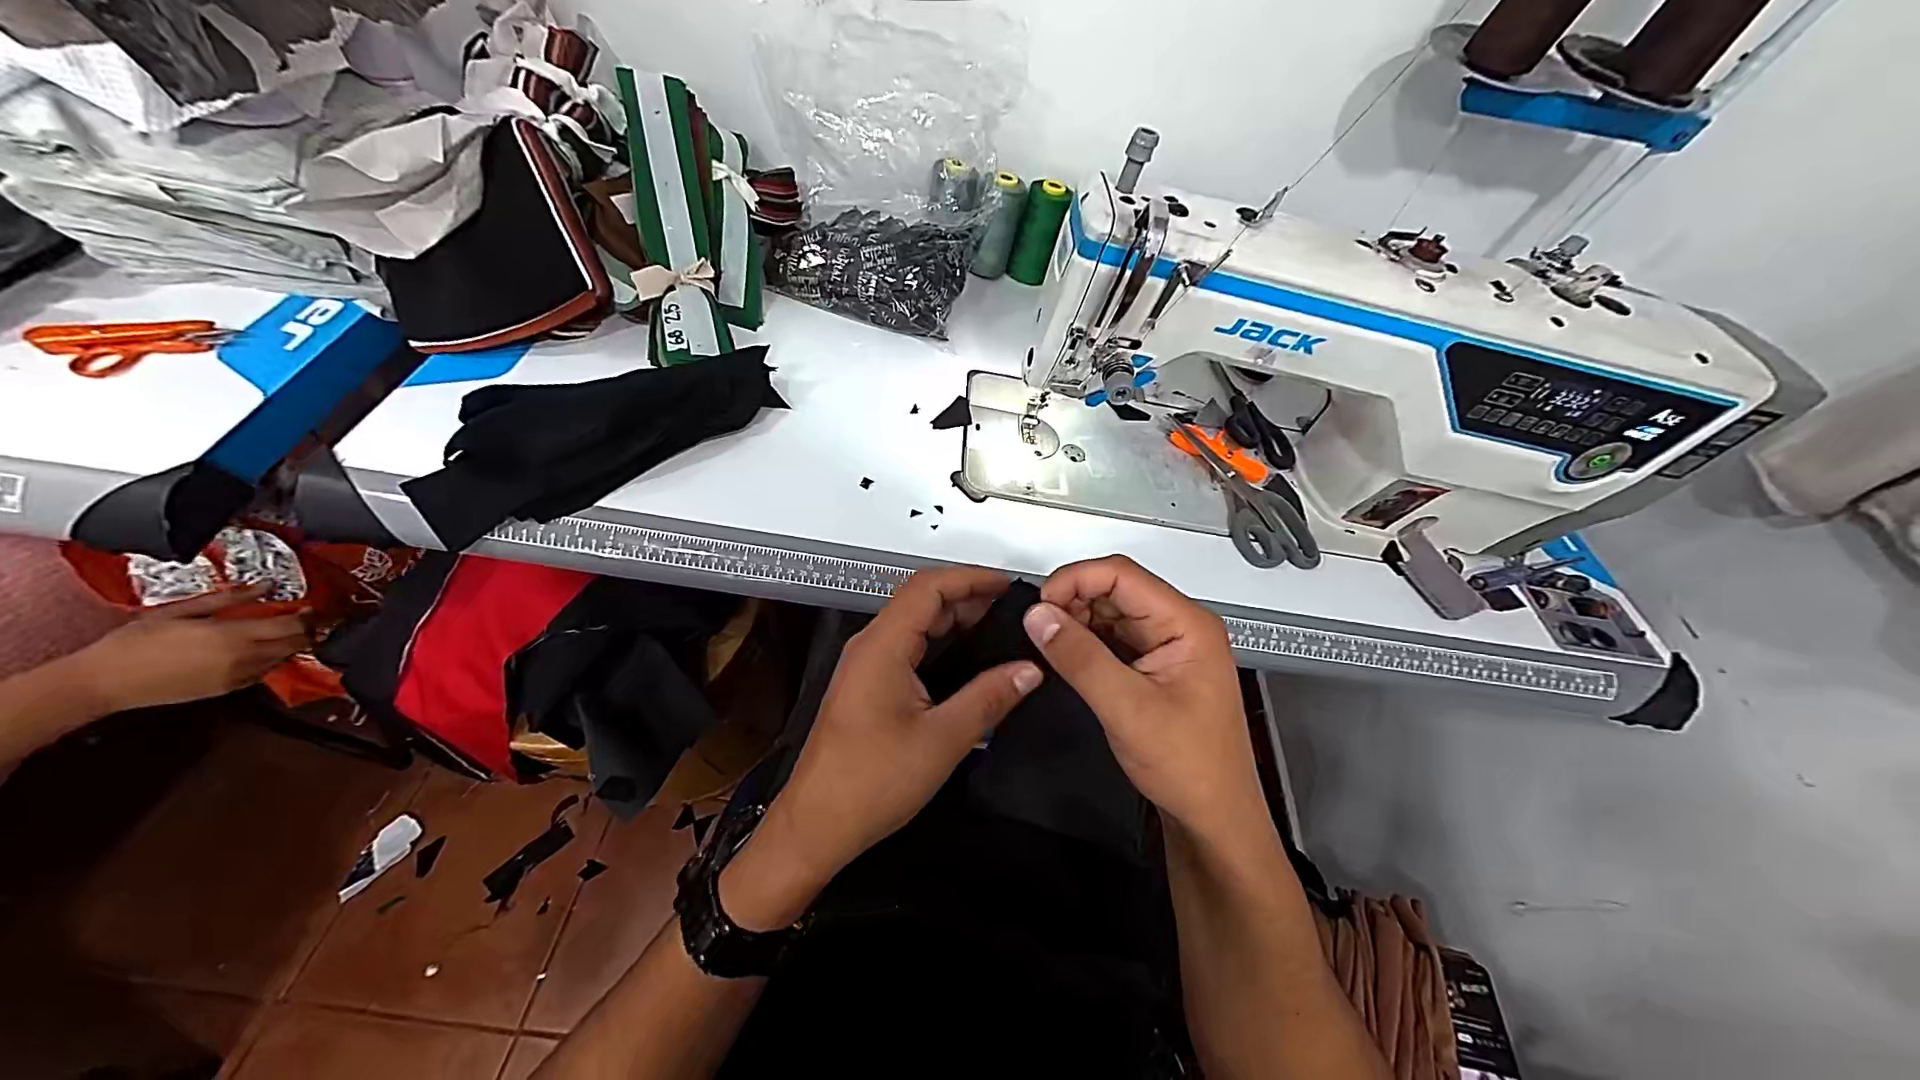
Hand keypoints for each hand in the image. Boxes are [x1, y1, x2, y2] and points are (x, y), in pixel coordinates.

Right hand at [68, 585, 311, 714]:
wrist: (104, 682)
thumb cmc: (136, 641)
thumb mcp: (181, 611)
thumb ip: (229, 598)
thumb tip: (266, 586)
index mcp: (234, 635)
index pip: (292, 626)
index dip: (307, 616)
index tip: (309, 608)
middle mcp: (244, 657)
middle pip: (296, 644)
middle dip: (306, 631)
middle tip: (302, 620)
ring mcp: (239, 676)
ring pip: (284, 659)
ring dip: (289, 646)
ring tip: (280, 633)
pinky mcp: (230, 690)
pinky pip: (264, 673)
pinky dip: (270, 660)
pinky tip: (257, 651)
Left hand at [723, 567, 1040, 928]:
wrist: (817, 823)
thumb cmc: (866, 784)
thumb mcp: (943, 739)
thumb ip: (990, 698)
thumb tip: (1026, 671)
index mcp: (881, 648)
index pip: (928, 587)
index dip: (970, 577)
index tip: (1003, 583)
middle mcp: (869, 648)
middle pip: (920, 599)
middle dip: (966, 595)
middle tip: (1007, 606)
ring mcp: (865, 666)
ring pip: (913, 623)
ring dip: (953, 618)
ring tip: (993, 626)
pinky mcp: (867, 686)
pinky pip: (906, 646)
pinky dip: (939, 641)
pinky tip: (964, 658)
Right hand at [1022, 555, 1262, 836]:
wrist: (1212, 816)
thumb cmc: (1194, 768)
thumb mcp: (1127, 708)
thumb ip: (1079, 658)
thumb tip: (1042, 617)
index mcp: (1188, 625)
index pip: (1121, 575)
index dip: (1075, 580)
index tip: (1042, 604)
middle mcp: (1180, 628)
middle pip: (1114, 588)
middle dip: (1072, 601)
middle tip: (1042, 627)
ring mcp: (1166, 646)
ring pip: (1109, 612)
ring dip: (1076, 622)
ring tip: (1053, 646)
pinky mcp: (1153, 665)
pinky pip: (1111, 637)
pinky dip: (1085, 642)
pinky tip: (1069, 659)